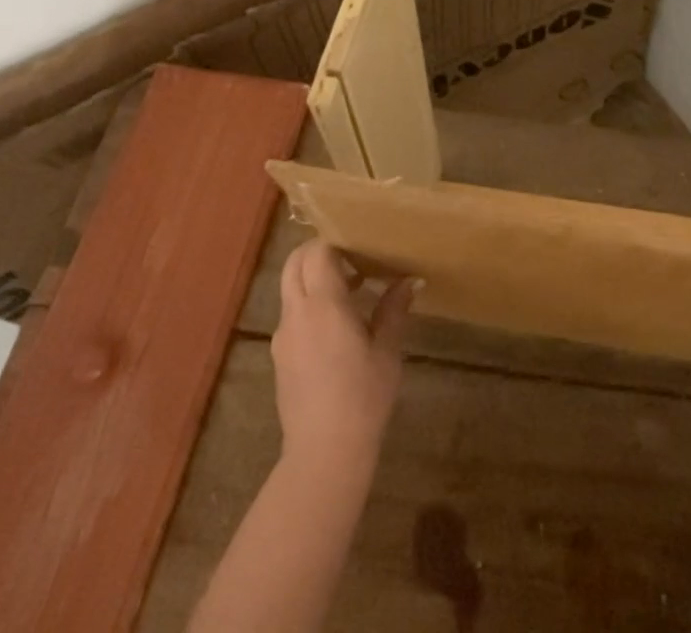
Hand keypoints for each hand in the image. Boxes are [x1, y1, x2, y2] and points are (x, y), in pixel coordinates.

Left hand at [271, 241, 415, 465]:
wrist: (325, 448)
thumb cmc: (364, 396)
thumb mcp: (387, 351)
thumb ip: (394, 310)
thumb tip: (409, 281)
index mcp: (323, 306)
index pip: (316, 254)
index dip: (334, 242)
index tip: (360, 243)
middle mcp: (296, 313)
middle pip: (294, 264)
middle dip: (318, 253)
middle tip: (353, 258)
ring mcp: (283, 335)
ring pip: (290, 289)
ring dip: (314, 279)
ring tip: (353, 290)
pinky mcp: (281, 355)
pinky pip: (292, 314)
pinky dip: (310, 304)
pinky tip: (340, 326)